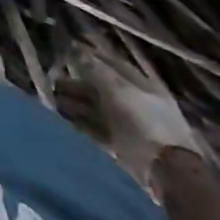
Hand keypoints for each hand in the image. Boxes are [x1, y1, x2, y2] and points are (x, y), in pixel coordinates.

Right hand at [66, 52, 203, 193]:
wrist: (165, 170)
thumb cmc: (144, 124)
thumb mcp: (119, 93)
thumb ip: (97, 71)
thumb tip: (76, 49)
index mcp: (143, 87)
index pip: (115, 66)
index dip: (92, 57)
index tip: (67, 52)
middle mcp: (137, 102)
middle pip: (102, 88)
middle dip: (77, 84)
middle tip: (53, 83)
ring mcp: (130, 124)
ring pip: (97, 108)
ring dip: (75, 103)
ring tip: (54, 102)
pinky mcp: (122, 142)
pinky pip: (97, 127)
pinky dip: (81, 122)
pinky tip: (66, 120)